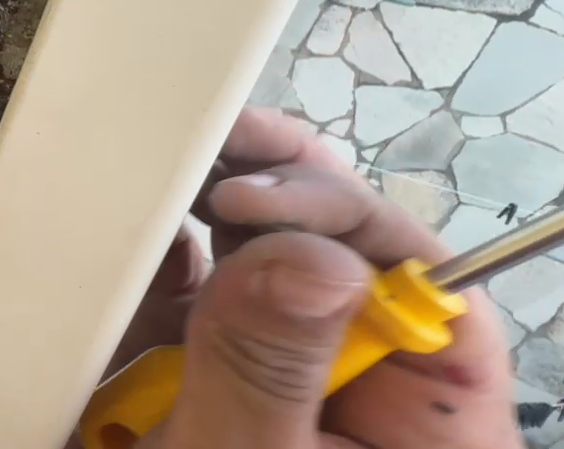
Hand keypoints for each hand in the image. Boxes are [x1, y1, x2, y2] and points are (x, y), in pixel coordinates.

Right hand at [118, 107, 518, 446]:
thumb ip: (267, 372)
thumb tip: (310, 255)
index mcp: (416, 423)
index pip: (425, 293)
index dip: (350, 219)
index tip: (249, 196)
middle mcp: (349, 376)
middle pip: (348, 251)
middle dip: (286, 183)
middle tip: (217, 143)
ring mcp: (266, 357)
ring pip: (264, 248)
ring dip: (218, 189)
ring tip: (175, 153)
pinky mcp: (195, 346)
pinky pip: (189, 271)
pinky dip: (160, 228)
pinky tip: (138, 203)